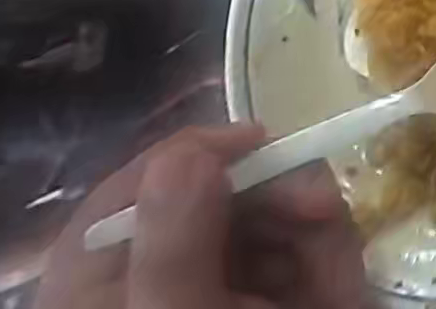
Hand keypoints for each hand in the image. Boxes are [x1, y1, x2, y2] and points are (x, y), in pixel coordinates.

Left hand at [35, 124, 366, 308]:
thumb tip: (184, 154)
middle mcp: (155, 268)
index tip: (257, 146)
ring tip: (334, 280)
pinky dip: (327, 250)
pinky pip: (302, 234)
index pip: (128, 194)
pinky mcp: (268, 277)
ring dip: (312, 227)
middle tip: (319, 210)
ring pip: (270, 205)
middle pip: (215, 189)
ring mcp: (217, 272)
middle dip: (277, 194)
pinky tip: (337, 288)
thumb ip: (172, 248)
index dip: (192, 155)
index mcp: (98, 286)